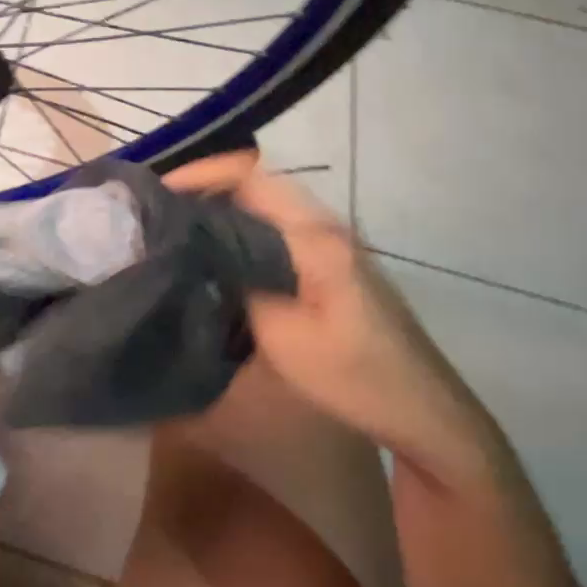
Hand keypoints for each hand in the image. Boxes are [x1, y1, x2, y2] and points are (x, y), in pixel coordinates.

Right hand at [164, 152, 505, 485]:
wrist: (426, 414)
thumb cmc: (353, 377)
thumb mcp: (281, 334)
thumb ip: (237, 280)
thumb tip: (196, 247)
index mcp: (314, 236)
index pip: (252, 174)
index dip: (202, 172)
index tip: (160, 192)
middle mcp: (327, 226)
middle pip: (257, 181)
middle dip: (204, 188)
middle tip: (159, 213)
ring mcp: (335, 242)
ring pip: (267, 203)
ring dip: (222, 207)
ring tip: (177, 230)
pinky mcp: (334, 262)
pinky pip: (277, 226)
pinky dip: (240, 227)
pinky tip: (216, 255)